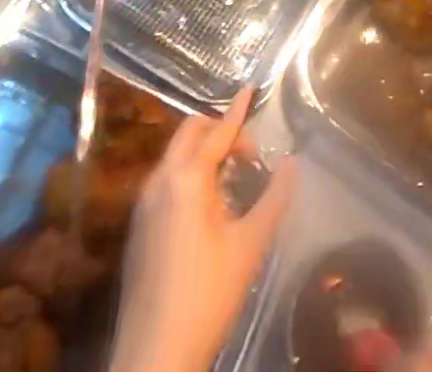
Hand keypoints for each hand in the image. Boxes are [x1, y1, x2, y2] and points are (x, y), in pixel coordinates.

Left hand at [109, 87, 295, 371]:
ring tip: (235, 180)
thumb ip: (274, 197)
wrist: (155, 352)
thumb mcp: (251, 245)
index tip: (249, 86)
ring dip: (206, 153)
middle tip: (250, 155)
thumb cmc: (209, 293)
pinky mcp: (139, 224)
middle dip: (220, 131)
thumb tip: (291, 163)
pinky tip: (211, 207)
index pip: (218, 131)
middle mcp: (160, 180)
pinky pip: (168, 179)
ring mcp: (144, 202)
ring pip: (177, 156)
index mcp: (186, 179)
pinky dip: (191, 174)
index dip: (237, 109)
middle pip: (189, 134)